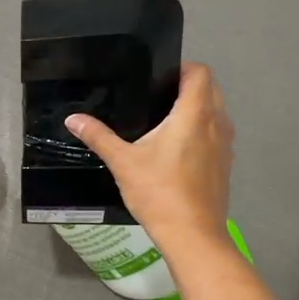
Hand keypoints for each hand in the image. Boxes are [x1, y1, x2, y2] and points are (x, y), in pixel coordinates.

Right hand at [65, 61, 234, 251]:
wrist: (191, 232)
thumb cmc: (158, 191)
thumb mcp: (122, 161)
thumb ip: (98, 136)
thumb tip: (73, 119)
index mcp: (194, 115)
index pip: (200, 73)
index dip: (183, 67)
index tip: (159, 74)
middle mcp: (216, 123)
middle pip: (211, 90)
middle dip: (188, 86)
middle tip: (156, 95)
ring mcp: (225, 144)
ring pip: (216, 112)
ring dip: (198, 108)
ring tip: (164, 120)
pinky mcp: (224, 163)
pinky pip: (216, 134)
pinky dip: (201, 130)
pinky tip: (176, 148)